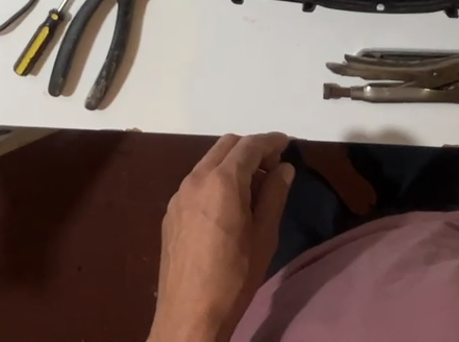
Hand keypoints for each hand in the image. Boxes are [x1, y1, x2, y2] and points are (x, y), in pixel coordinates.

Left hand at [149, 133, 294, 341]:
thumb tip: (284, 168)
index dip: (271, 141)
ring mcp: (179, 194)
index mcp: (222, 181)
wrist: (189, 317)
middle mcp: (196, 178)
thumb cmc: (234, 277)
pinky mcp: (171, 211)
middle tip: (272, 168)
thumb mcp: (264, 236)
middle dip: (251, 149)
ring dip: (233, 163)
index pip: (250, 145)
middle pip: (227, 145)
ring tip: (253, 188)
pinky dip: (216, 179)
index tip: (287, 144)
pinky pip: (197, 181)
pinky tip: (228, 205)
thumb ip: (275, 194)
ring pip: (210, 161)